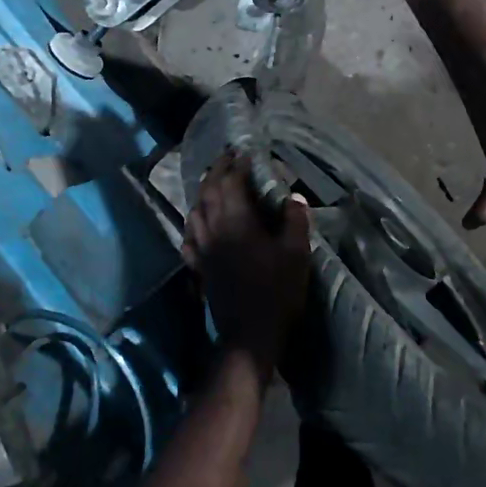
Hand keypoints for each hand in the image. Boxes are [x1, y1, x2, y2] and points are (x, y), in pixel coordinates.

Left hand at [183, 153, 311, 364]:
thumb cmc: (277, 290)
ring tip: (214, 183)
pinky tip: (198, 221)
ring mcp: (202, 249)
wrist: (250, 335)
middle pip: (208, 191)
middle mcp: (213, 229)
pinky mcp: (198, 266)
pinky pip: (189, 235)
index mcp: (236, 221)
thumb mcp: (296, 253)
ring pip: (195, 210)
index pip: (231, 182)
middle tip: (229, 157)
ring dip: (204, 191)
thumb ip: (294, 220)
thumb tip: (293, 196)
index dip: (237, 164)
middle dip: (218, 171)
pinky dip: (194, 220)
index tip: (247, 151)